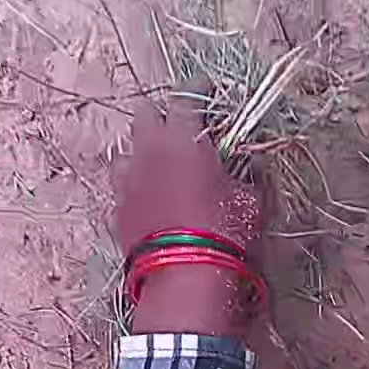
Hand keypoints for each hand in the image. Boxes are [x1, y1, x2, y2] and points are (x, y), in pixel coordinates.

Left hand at [116, 100, 265, 338]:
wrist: (184, 278)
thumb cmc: (225, 231)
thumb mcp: (252, 199)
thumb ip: (248, 172)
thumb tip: (251, 162)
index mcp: (182, 138)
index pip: (187, 95)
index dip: (199, 90)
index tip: (209, 93)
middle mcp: (147, 152)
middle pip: (145, 115)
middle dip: (163, 117)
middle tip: (183, 131)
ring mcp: (126, 182)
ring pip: (126, 152)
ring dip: (143, 153)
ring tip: (161, 168)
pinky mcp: (116, 212)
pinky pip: (122, 188)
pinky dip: (135, 187)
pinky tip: (149, 200)